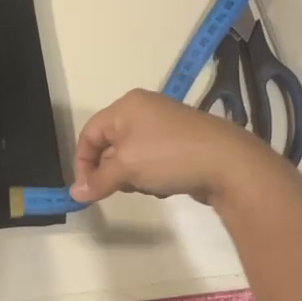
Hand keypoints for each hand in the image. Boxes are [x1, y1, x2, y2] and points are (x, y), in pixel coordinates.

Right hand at [70, 89, 287, 207]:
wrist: (226, 163)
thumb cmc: (168, 157)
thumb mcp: (126, 168)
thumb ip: (97, 180)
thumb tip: (75, 193)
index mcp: (126, 106)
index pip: (89, 134)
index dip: (82, 163)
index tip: (87, 190)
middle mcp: (143, 110)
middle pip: (109, 146)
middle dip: (111, 171)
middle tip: (123, 187)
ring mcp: (164, 127)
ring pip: (130, 158)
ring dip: (133, 177)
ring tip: (149, 185)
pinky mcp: (179, 144)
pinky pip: (151, 162)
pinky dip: (151, 177)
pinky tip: (165, 186)